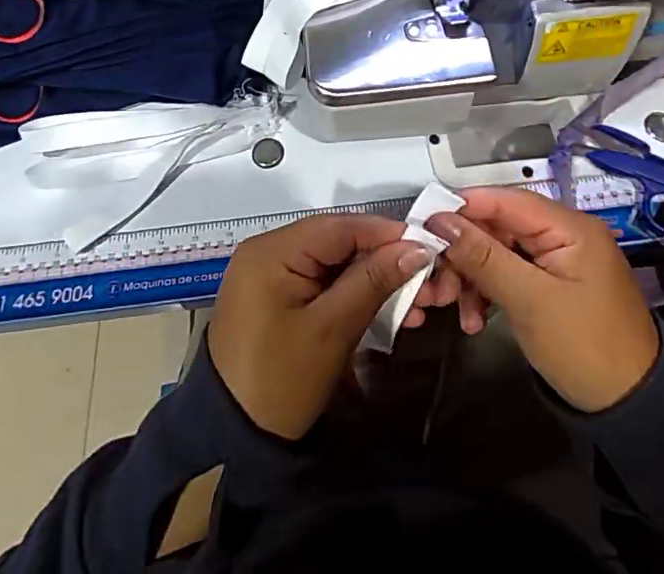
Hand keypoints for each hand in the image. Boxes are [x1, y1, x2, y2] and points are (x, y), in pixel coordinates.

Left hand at [207, 214, 428, 438]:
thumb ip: (374, 280)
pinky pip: (324, 283)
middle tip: (429, 287)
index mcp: (272, 251)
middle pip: (339, 243)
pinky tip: (390, 314)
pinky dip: (355, 295)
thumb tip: (417, 247)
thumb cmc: (280, 381)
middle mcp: (268, 251)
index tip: (430, 249)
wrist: (233, 437)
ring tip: (417, 307)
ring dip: (376, 282)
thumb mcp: (332, 329)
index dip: (387, 234)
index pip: (340, 226)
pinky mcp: (278, 297)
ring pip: (336, 264)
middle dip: (386, 262)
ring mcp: (271, 274)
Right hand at [427, 187, 659, 411]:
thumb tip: (442, 220)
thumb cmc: (585, 347)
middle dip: (464, 252)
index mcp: (569, 228)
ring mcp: (557, 260)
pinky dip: (487, 291)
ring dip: (471, 277)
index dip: (463, 207)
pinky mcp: (550, 284)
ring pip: (498, 252)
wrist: (629, 406)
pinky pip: (509, 274)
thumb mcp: (529, 300)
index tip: (424, 223)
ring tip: (453, 307)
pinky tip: (475, 318)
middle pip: (498, 227)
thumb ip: (483, 256)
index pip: (506, 200)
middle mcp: (564, 234)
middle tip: (437, 280)